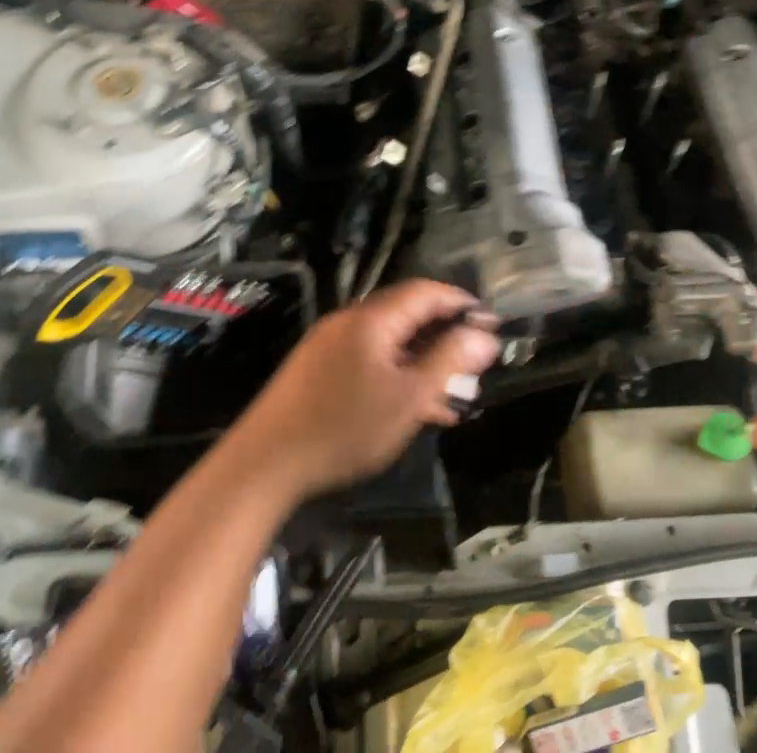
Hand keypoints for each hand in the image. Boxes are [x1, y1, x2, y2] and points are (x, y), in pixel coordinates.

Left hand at [226, 280, 499, 499]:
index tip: (491, 325)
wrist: (265, 463)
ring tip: (454, 395)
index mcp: (372, 319)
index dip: (461, 304)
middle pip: (407, 316)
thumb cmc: (344, 428)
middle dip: (445, 338)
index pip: (426, 292)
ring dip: (424, 364)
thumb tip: (484, 336)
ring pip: (390, 344)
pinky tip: (416, 410)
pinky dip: (397, 377)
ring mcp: (330, 346)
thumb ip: (449, 362)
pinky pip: (369, 363)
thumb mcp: (408, 398)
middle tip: (475, 364)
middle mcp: (349, 322)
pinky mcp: (318, 371)